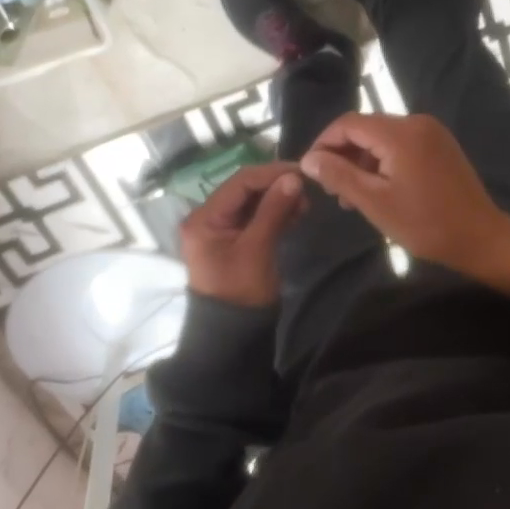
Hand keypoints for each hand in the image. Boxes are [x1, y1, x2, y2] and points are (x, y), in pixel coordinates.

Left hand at [178, 163, 306, 307]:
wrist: (232, 336)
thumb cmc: (241, 292)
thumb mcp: (257, 249)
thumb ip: (273, 211)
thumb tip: (293, 178)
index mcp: (203, 218)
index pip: (239, 182)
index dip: (271, 173)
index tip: (301, 172)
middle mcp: (207, 218)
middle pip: (245, 190)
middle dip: (276, 186)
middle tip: (306, 190)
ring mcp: (220, 229)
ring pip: (252, 202)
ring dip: (277, 198)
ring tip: (304, 204)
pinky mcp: (234, 240)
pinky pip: (254, 217)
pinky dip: (274, 212)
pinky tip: (296, 213)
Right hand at [299, 114, 509, 313]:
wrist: (481, 238)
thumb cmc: (425, 223)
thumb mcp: (374, 202)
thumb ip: (338, 175)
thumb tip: (308, 159)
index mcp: (400, 133)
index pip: (348, 123)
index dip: (324, 143)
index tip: (310, 170)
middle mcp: (416, 122)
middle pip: (366, 128)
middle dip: (343, 154)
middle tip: (330, 188)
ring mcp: (432, 132)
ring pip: (382, 137)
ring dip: (362, 160)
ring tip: (350, 195)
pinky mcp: (441, 145)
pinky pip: (401, 144)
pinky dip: (383, 161)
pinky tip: (377, 188)